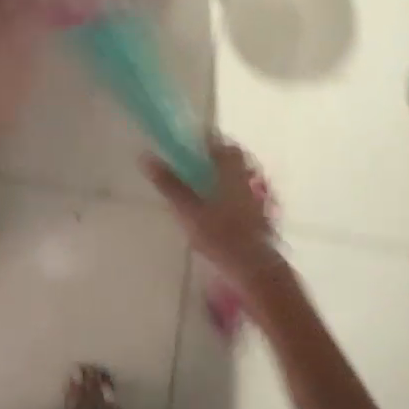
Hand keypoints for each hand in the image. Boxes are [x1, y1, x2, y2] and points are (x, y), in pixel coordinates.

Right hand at [145, 138, 288, 292]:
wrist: (255, 269)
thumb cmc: (220, 236)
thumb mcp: (188, 210)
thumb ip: (169, 184)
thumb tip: (146, 157)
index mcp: (231, 171)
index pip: (222, 145)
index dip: (208, 140)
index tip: (193, 141)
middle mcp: (248, 180)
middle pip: (236, 159)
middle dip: (220, 156)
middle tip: (201, 160)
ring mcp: (258, 199)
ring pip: (244, 177)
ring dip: (229, 175)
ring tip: (209, 183)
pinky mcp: (262, 218)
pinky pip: (248, 196)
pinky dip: (235, 194)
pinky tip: (223, 208)